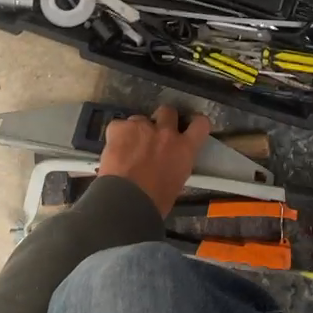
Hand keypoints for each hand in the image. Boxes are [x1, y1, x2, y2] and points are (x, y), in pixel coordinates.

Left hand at [97, 105, 211, 217]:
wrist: (125, 201)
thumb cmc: (155, 202)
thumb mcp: (176, 183)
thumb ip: (175, 165)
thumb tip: (167, 164)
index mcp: (184, 148)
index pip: (200, 124)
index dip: (196, 123)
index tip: (190, 127)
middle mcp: (165, 132)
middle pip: (168, 111)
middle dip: (162, 119)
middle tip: (154, 134)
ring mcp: (141, 126)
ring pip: (140, 119)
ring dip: (137, 130)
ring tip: (127, 147)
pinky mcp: (119, 127)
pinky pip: (118, 126)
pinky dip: (116, 136)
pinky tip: (113, 150)